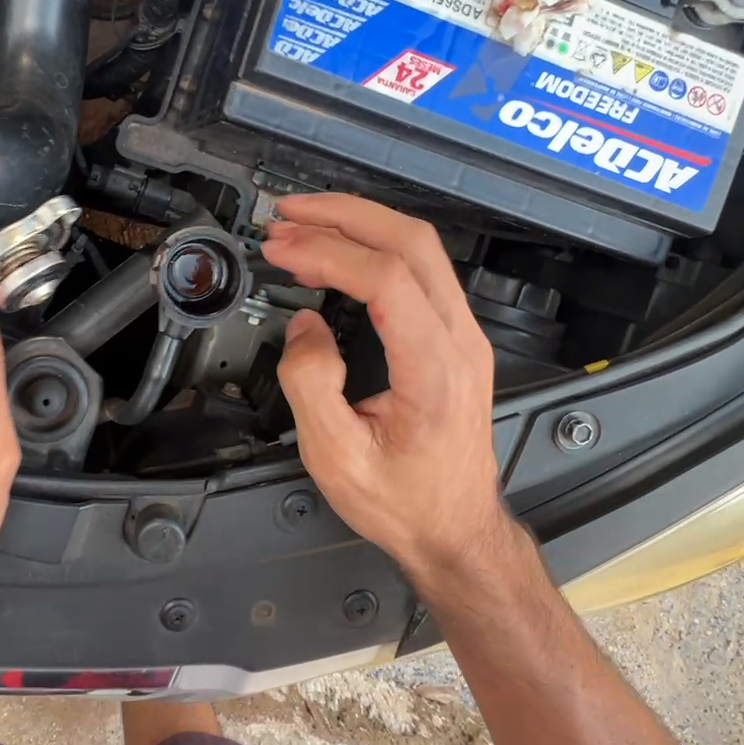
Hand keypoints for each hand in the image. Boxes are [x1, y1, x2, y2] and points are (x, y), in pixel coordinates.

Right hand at [261, 194, 507, 579]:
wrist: (456, 530)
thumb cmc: (404, 503)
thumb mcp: (337, 458)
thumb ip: (311, 384)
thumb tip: (305, 325)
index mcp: (434, 370)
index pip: (386, 277)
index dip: (327, 251)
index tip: (280, 249)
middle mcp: (459, 341)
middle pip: (411, 242)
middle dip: (343, 215)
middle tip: (287, 214)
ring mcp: (463, 334)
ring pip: (419, 246)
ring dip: (358, 222)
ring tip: (303, 222)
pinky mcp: (454, 335)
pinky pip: (418, 267)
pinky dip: (372, 245)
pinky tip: (336, 251)